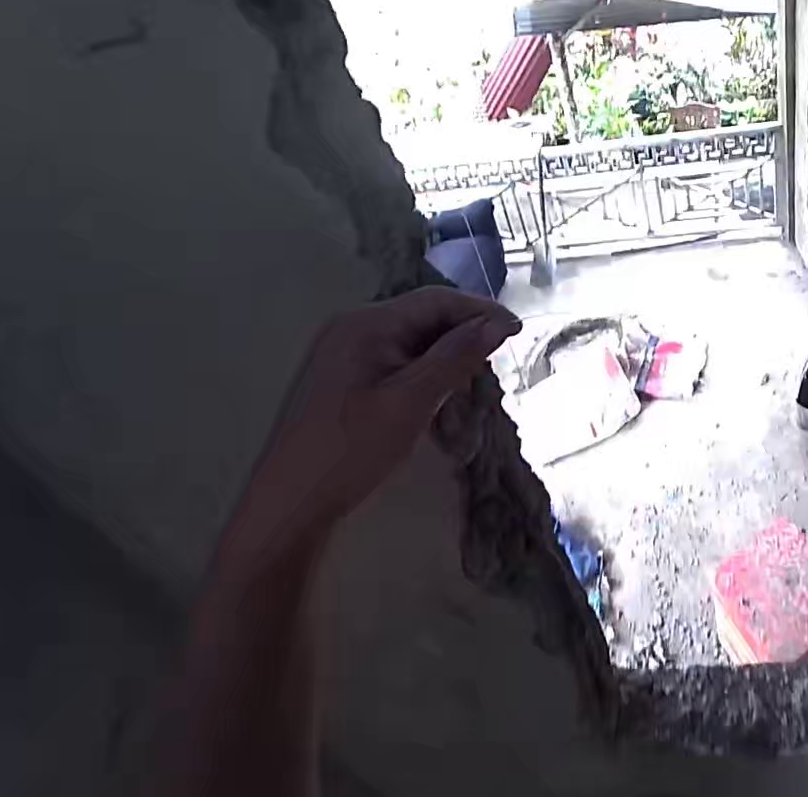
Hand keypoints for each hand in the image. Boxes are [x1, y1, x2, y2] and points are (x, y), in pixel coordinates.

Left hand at [219, 288, 521, 569]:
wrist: (288, 507)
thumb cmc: (352, 449)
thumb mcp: (414, 400)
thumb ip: (458, 356)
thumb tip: (500, 324)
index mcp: (366, 324)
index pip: (437, 300)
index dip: (482, 311)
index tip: (518, 330)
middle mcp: (353, 327)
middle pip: (425, 315)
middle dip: (466, 331)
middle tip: (500, 356)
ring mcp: (346, 351)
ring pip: (415, 337)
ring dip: (449, 351)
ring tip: (476, 376)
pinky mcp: (346, 374)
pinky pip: (400, 356)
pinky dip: (428, 366)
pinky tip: (442, 389)